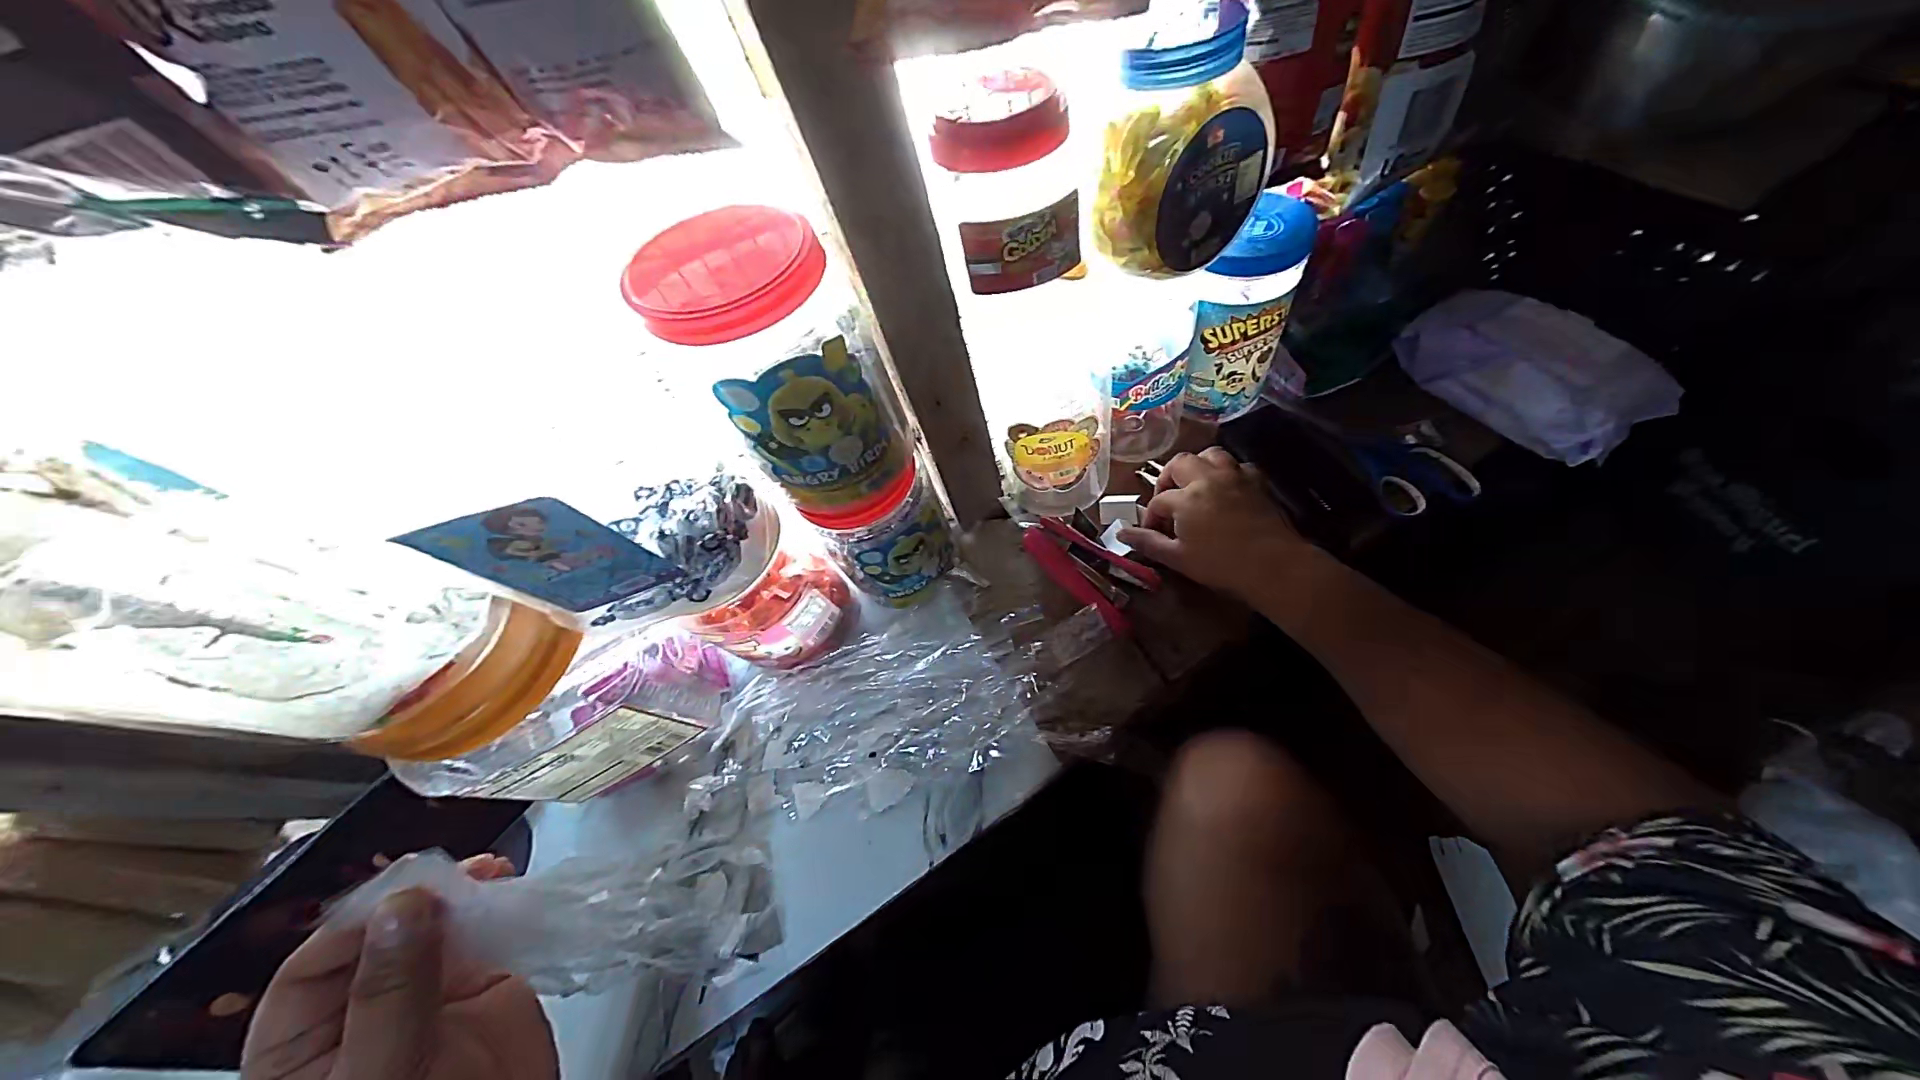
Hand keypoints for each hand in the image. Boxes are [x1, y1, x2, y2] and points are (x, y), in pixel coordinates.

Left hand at [241, 856, 556, 1079]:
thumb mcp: (386, 1073)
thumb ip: (392, 992)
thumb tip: (405, 905)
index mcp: (306, 1044)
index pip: (313, 966)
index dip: (356, 925)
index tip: (408, 896)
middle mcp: (365, 1008)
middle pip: (379, 934)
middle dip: (417, 897)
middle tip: (455, 874)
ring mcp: (429, 991)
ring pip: (437, 924)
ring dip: (463, 891)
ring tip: (489, 871)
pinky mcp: (484, 978)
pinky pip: (487, 931)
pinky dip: (502, 902)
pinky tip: (510, 886)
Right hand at [1117, 447, 1312, 599]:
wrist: (1274, 565)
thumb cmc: (1221, 565)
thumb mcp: (1178, 558)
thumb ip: (1148, 542)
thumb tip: (1121, 532)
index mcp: (1185, 497)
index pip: (1158, 501)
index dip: (1151, 517)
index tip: (1152, 532)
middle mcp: (1207, 478)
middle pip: (1179, 464)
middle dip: (1167, 479)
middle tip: (1167, 501)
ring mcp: (1234, 476)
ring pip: (1210, 455)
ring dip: (1197, 466)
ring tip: (1194, 485)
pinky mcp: (1257, 482)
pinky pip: (1238, 466)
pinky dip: (1227, 472)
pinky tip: (1225, 489)